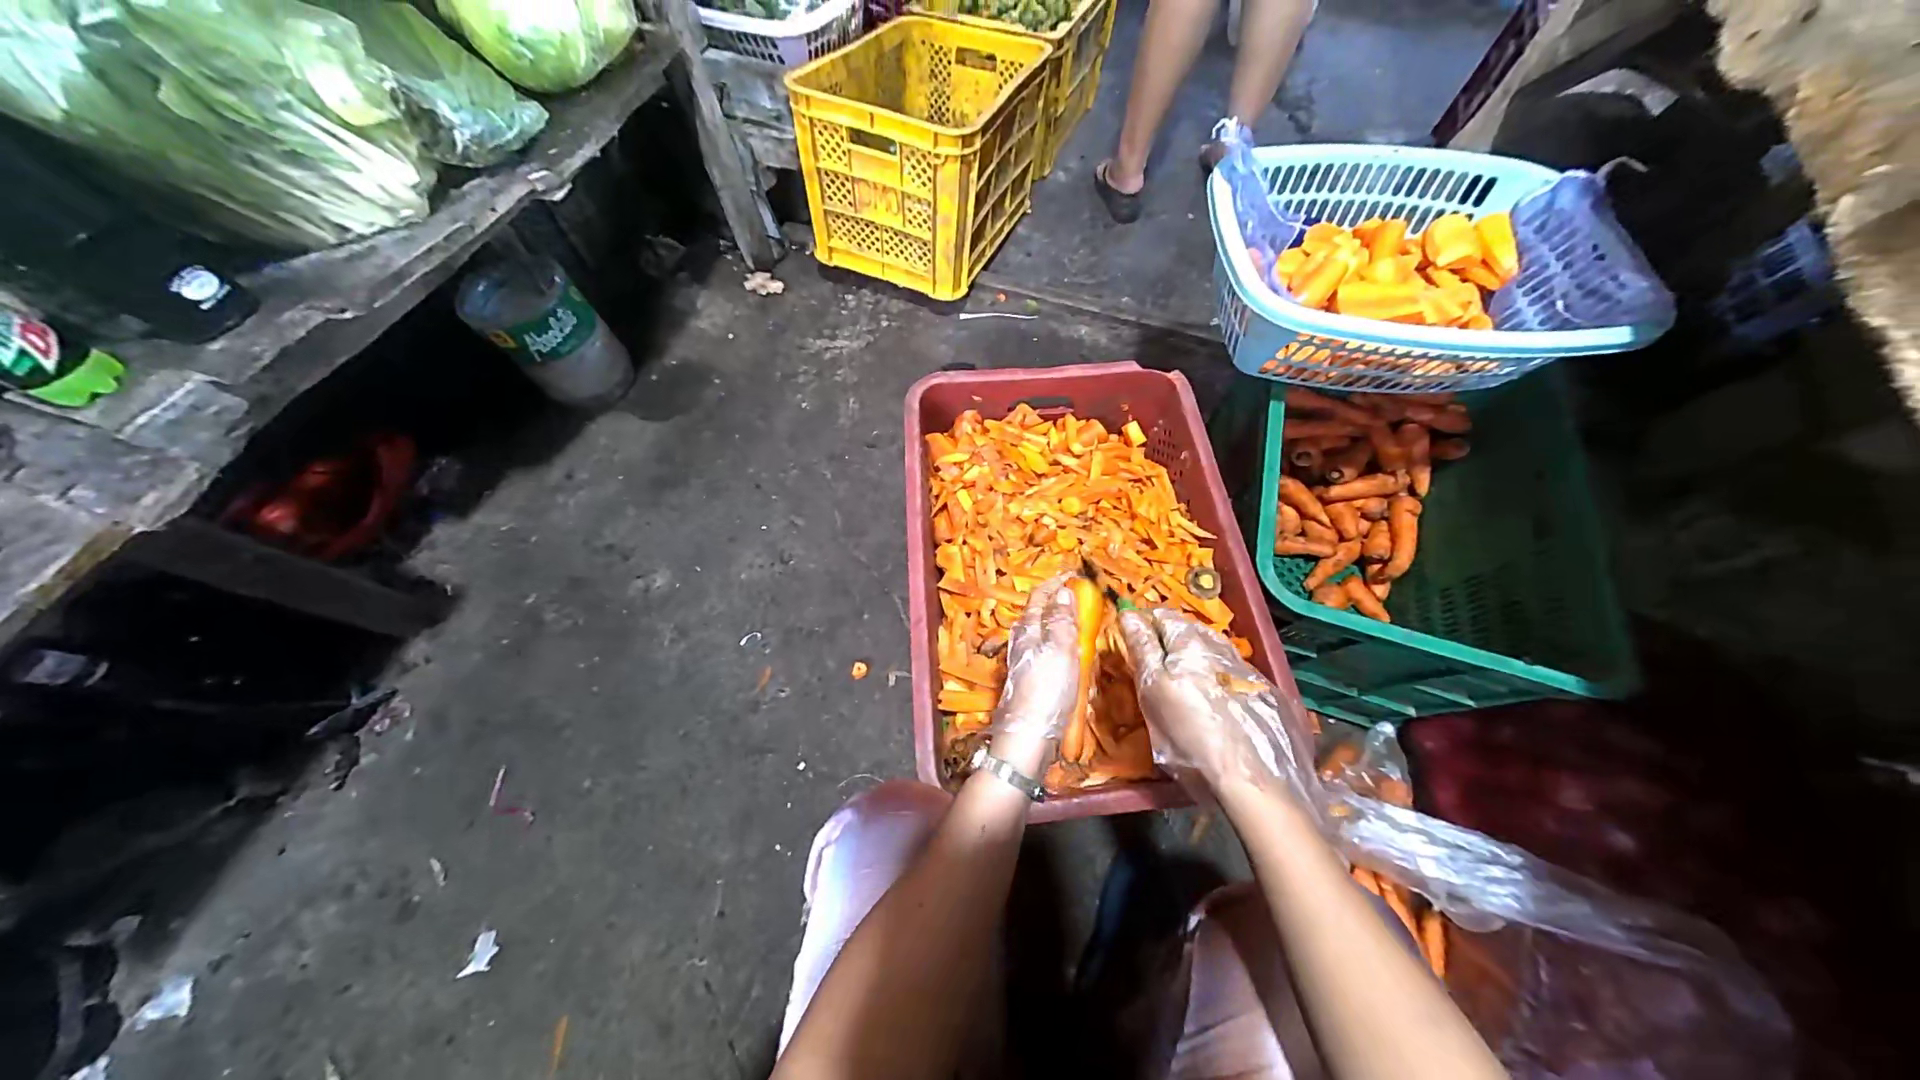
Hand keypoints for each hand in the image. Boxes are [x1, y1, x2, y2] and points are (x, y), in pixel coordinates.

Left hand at [988, 574, 1082, 774]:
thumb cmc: (1046, 688)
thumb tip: (1063, 591)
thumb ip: (1060, 619)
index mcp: (1027, 628)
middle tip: (1081, 593)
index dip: (1056, 582)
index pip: (1040, 595)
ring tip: (1080, 616)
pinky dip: (1059, 640)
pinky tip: (1070, 649)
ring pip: (1042, 629)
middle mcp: (1022, 640)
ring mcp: (1025, 659)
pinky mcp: (1031, 677)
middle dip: (1057, 598)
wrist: (1029, 735)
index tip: (1075, 574)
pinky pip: (1046, 648)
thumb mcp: (1059, 648)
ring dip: (1059, 619)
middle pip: (1039, 611)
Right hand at [1118, 608, 1318, 804]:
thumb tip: (1128, 614)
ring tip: (1185, 681)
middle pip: (1190, 630)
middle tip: (1155, 665)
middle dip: (1170, 639)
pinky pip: (1233, 673)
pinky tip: (1217, 703)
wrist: (1254, 780)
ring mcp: (1248, 670)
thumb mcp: (1153, 692)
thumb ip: (1141, 649)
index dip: (1144, 624)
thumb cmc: (1189, 736)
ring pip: (1213, 650)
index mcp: (1190, 642)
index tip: (1132, 641)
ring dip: (1196, 657)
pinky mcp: (1267, 694)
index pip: (1161, 616)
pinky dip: (1219, 678)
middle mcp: (1222, 647)